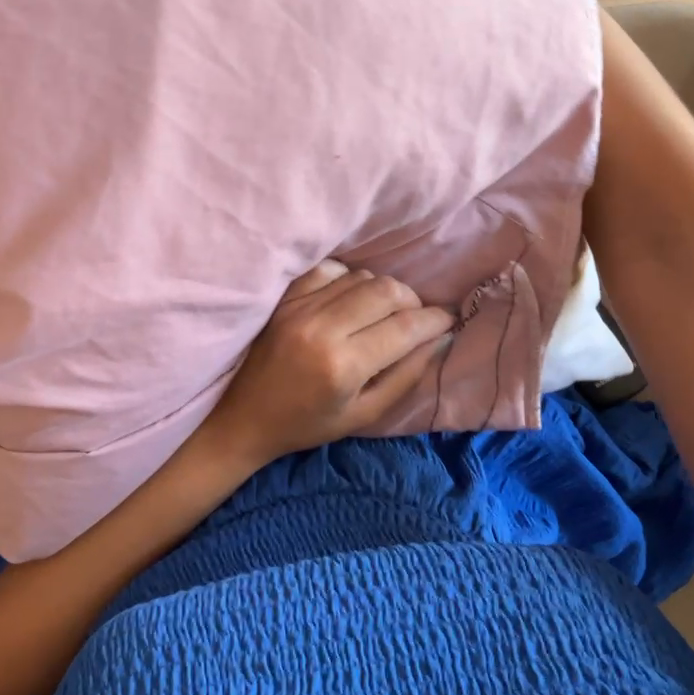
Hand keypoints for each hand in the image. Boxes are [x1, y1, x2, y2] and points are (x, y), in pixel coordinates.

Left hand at [202, 260, 454, 469]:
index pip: (405, 326)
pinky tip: (349, 299)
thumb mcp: (364, 415)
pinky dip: (347, 278)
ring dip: (382, 291)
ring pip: (360, 276)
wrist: (245, 417)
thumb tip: (440, 339)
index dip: (435, 320)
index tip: (448, 320)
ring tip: (382, 312)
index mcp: (344, 366)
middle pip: (386, 290)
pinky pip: (328, 269)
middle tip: (414, 318)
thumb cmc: (307, 424)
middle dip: (412, 301)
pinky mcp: (284, 299)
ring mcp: (299, 308)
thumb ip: (405, 377)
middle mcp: (321, 329)